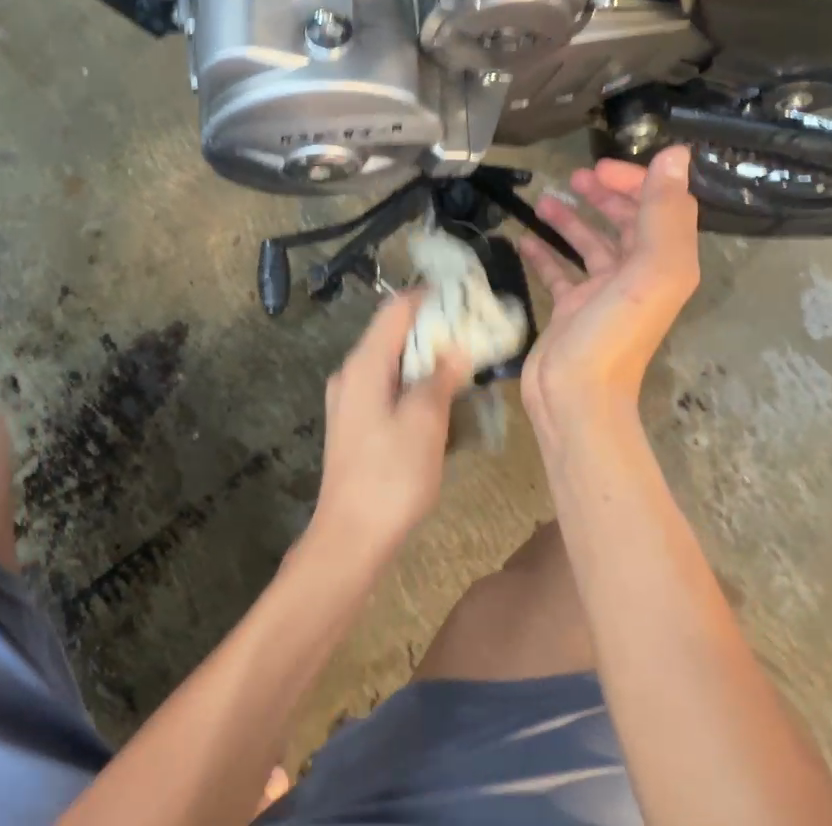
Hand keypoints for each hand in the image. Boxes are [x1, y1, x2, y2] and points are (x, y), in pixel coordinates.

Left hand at [312, 293, 468, 553]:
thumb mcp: (424, 422)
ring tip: (472, 367)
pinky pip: (390, 390)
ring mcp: (351, 401)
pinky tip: (447, 403)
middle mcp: (351, 375)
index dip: (432, 298)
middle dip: (437, 331)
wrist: (351, 534)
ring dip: (431, 362)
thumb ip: (440, 378)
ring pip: (395, 365)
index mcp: (363, 366)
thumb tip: (454, 348)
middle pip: (395, 335)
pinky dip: (417, 387)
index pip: (396, 310)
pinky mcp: (357, 424)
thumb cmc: (390, 476)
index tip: (470, 298)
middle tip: (481, 335)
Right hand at [517, 146, 700, 442]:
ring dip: (571, 220)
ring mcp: (602, 295)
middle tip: (572, 176)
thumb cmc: (613, 334)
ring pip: (590, 245)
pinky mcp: (570, 310)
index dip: (636, 181)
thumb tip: (674, 154)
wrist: (575, 395)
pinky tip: (522, 239)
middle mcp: (638, 276)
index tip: (599, 168)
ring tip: (543, 201)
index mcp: (665, 263)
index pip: (660, 207)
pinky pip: (559, 273)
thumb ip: (663, 212)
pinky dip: (544, 254)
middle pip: (626, 223)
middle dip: (604, 195)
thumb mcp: (650, 270)